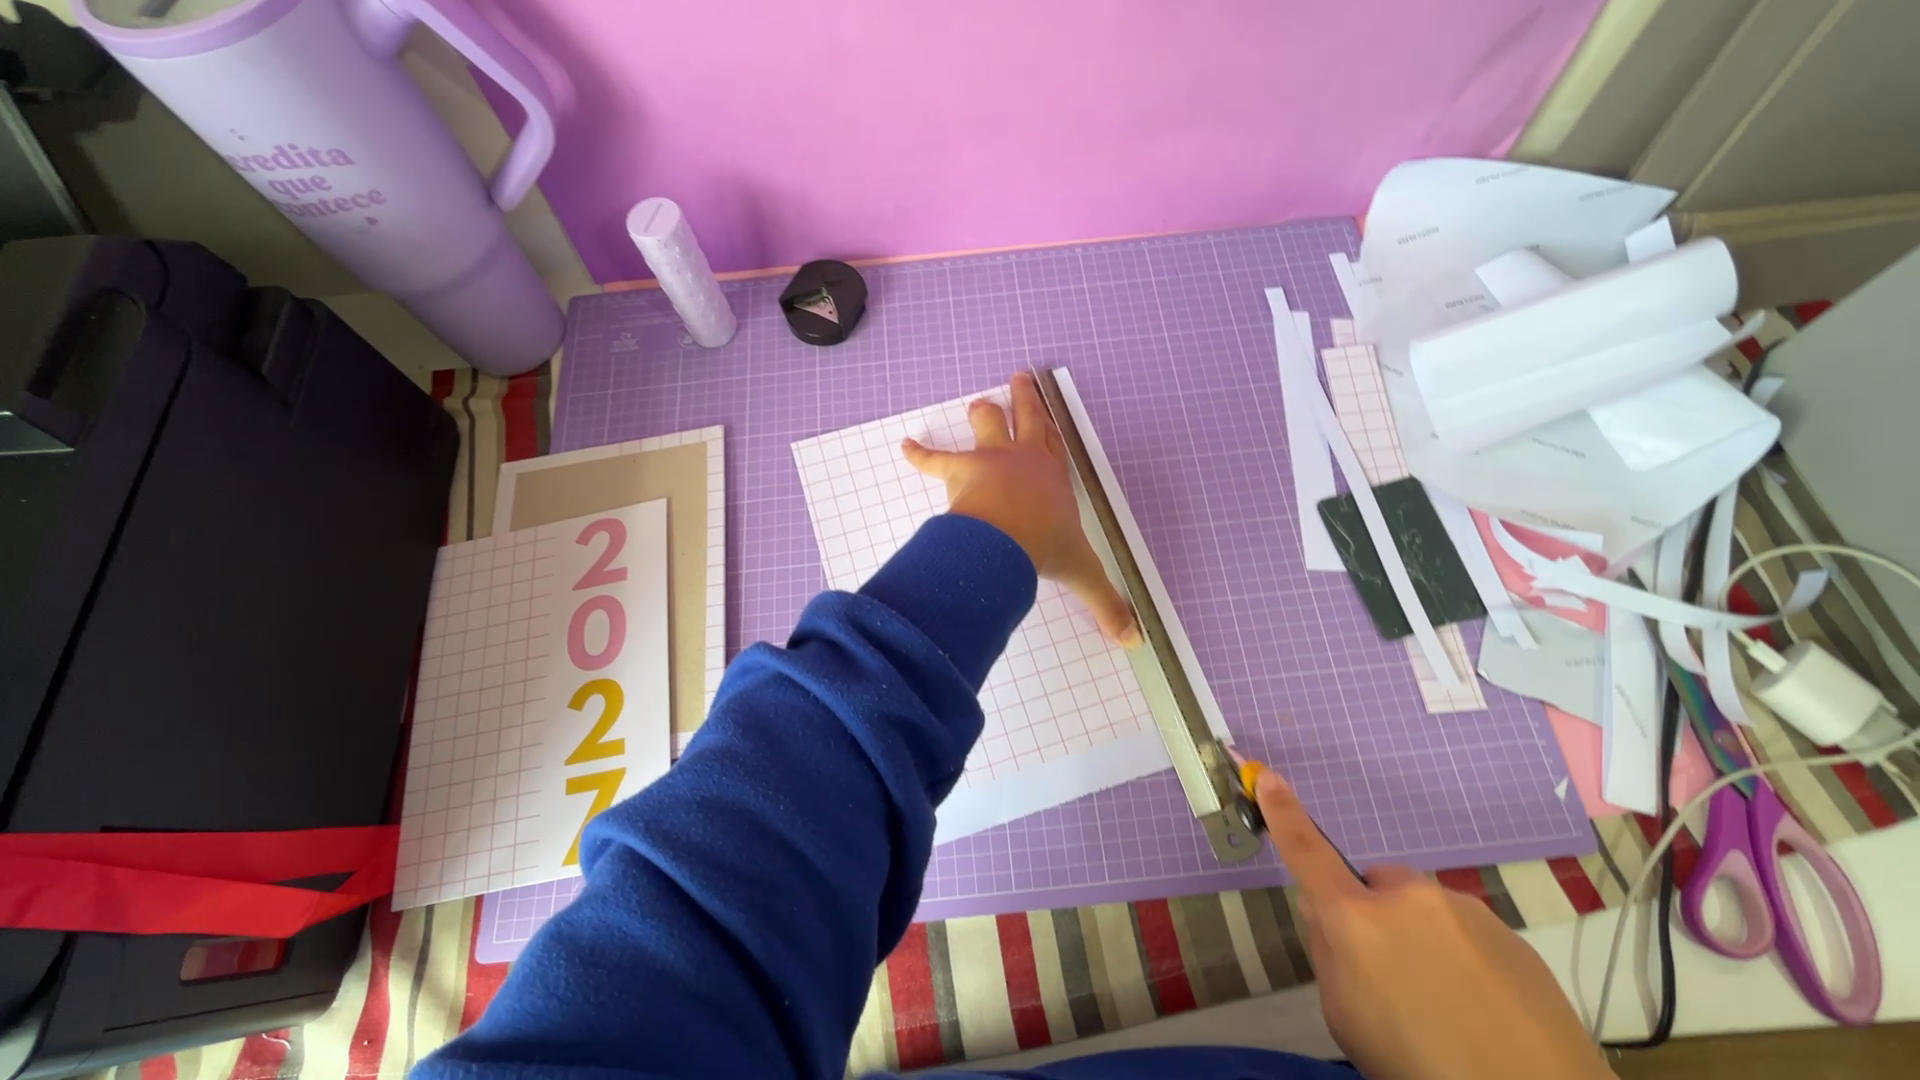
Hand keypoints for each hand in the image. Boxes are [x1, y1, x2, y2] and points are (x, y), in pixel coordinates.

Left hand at [901, 373, 1140, 646]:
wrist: (1009, 537)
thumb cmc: (1048, 547)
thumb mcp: (1083, 574)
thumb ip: (1106, 605)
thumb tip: (1133, 640)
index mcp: (1055, 477)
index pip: (1056, 446)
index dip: (1051, 428)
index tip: (1048, 411)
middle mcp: (1027, 458)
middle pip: (1027, 419)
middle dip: (1024, 399)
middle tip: (1019, 378)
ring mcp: (992, 459)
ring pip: (987, 425)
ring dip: (983, 413)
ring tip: (977, 402)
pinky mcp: (960, 470)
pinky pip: (935, 458)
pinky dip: (920, 453)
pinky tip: (906, 446)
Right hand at [1253, 768, 1613, 1079]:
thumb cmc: (1416, 1065)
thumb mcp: (1345, 1018)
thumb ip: (1332, 958)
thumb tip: (1333, 921)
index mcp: (1355, 919)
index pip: (1307, 853)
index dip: (1283, 814)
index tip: (1268, 778)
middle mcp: (1409, 898)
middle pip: (1375, 888)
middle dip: (1372, 915)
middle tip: (1387, 977)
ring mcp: (1465, 911)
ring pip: (1424, 912)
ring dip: (1421, 940)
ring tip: (1443, 1005)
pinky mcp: (1511, 935)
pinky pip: (1467, 935)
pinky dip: (1463, 962)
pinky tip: (1480, 1011)